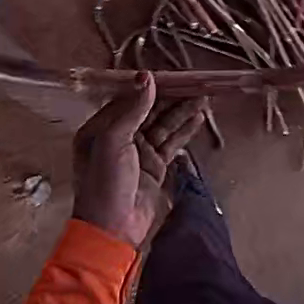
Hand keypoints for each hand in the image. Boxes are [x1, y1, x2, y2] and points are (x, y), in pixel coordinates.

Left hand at [70, 73, 206, 245]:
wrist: (113, 229)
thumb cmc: (105, 182)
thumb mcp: (113, 141)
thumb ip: (133, 109)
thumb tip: (146, 76)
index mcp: (100, 129)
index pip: (128, 100)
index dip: (149, 87)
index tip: (171, 75)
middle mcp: (119, 137)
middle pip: (149, 110)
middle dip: (170, 97)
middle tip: (193, 83)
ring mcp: (139, 151)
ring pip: (164, 124)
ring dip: (182, 111)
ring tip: (203, 97)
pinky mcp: (155, 165)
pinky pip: (172, 141)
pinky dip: (185, 130)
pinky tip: (199, 118)